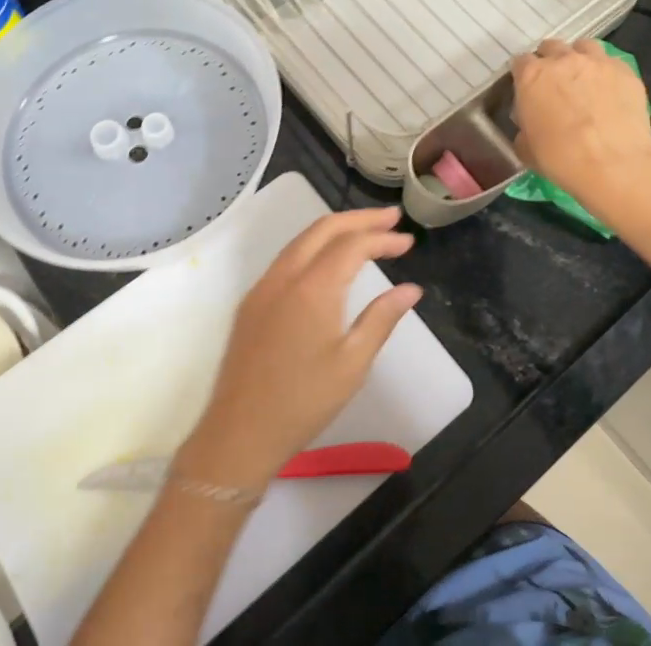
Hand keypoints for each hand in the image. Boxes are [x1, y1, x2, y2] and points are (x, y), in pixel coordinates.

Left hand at [176, 207, 422, 490]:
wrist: (240, 431)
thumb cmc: (303, 401)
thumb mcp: (352, 364)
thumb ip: (381, 319)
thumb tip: (410, 289)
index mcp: (312, 288)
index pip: (352, 245)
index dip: (382, 238)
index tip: (408, 242)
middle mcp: (283, 277)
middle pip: (323, 229)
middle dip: (359, 219)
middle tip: (392, 219)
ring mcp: (262, 288)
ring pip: (300, 241)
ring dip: (334, 231)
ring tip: (366, 233)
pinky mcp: (250, 303)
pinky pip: (285, 260)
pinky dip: (313, 248)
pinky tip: (329, 261)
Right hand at [511, 39, 650, 206]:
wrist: (613, 166)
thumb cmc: (561, 159)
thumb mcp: (526, 148)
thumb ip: (524, 127)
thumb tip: (530, 125)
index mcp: (531, 76)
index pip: (520, 62)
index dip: (523, 76)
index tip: (527, 90)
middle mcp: (563, 60)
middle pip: (552, 47)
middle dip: (550, 62)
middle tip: (555, 85)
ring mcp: (597, 62)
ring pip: (584, 47)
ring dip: (579, 59)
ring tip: (584, 81)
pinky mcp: (626, 71)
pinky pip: (612, 63)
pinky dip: (607, 73)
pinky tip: (610, 93)